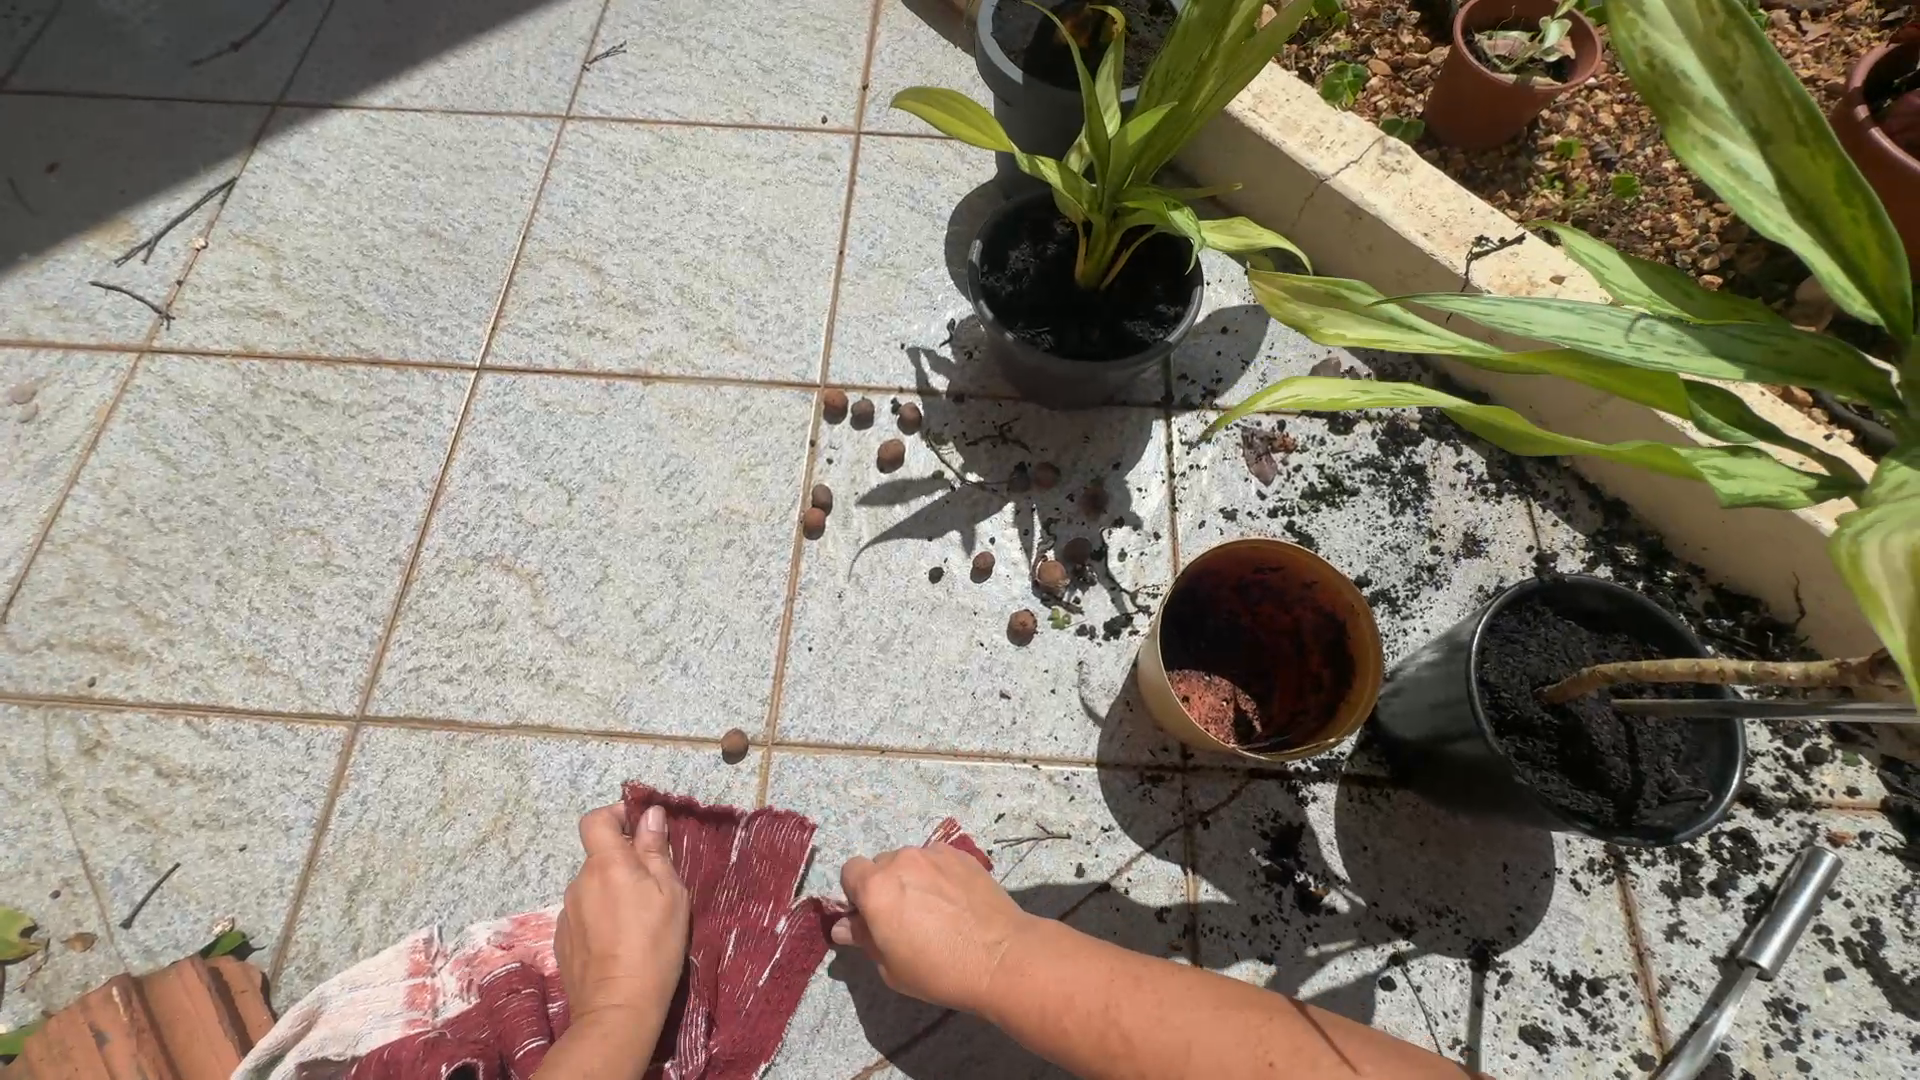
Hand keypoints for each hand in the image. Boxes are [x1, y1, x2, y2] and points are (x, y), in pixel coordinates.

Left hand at [553, 804, 689, 1030]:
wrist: (618, 1008)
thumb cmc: (655, 943)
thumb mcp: (670, 892)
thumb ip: (656, 850)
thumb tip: (650, 815)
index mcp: (607, 864)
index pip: (595, 819)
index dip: (616, 815)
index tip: (640, 828)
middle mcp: (580, 882)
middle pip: (599, 855)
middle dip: (624, 859)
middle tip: (654, 883)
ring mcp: (567, 912)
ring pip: (593, 885)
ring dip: (612, 888)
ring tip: (637, 916)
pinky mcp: (562, 940)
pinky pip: (584, 911)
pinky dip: (600, 913)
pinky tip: (618, 938)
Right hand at [832, 843, 1037, 1014]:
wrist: (999, 956)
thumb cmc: (938, 970)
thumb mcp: (890, 967)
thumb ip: (864, 938)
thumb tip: (844, 926)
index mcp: (876, 887)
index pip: (850, 871)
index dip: (856, 893)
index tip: (871, 916)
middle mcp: (901, 860)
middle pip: (881, 865)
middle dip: (885, 886)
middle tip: (904, 916)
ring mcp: (933, 853)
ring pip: (910, 860)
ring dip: (912, 877)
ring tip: (934, 907)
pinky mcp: (960, 854)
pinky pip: (937, 859)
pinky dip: (938, 873)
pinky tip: (954, 899)